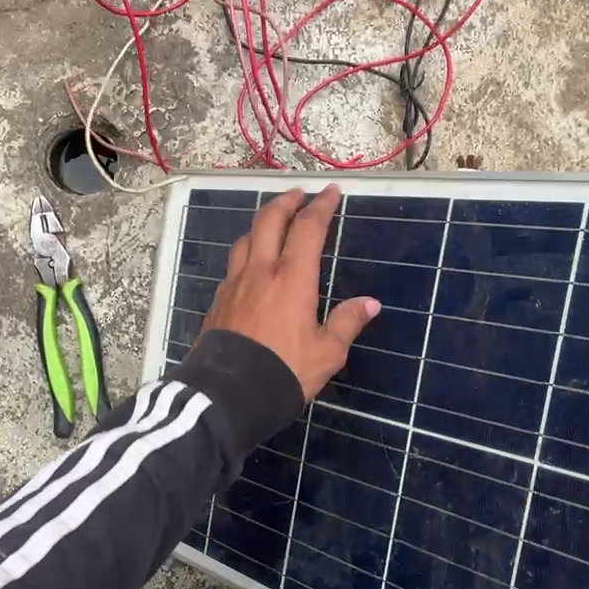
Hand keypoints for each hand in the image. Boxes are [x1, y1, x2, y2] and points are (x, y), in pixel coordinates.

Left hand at [200, 185, 379, 398]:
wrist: (228, 395)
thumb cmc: (284, 372)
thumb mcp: (327, 353)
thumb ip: (346, 323)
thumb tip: (370, 304)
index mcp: (292, 278)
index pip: (308, 228)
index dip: (321, 206)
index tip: (331, 193)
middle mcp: (260, 271)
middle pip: (269, 220)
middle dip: (286, 202)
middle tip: (298, 195)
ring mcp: (234, 284)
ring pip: (245, 239)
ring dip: (261, 224)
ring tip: (273, 223)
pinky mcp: (218, 301)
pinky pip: (232, 266)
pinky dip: (246, 254)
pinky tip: (251, 265)